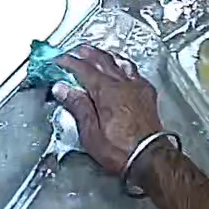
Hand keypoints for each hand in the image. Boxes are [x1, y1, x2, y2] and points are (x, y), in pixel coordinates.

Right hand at [52, 45, 165, 175]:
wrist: (150, 158)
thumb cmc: (120, 149)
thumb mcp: (90, 132)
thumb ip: (77, 106)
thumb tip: (62, 88)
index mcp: (106, 91)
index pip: (83, 69)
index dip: (69, 62)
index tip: (58, 59)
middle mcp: (122, 84)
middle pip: (101, 60)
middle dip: (86, 53)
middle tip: (75, 50)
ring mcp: (136, 87)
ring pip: (119, 62)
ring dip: (105, 55)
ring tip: (97, 53)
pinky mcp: (146, 94)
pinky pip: (134, 71)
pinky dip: (124, 64)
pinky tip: (122, 66)